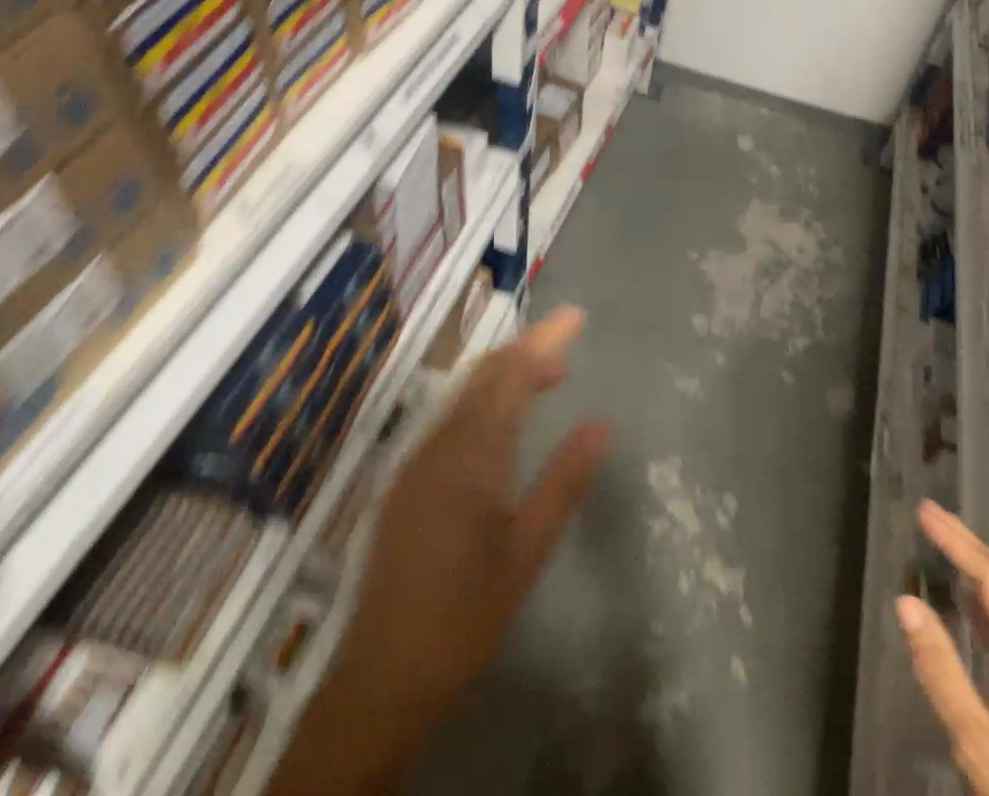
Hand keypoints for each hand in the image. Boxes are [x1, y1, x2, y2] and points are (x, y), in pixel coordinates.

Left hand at [271, 307, 610, 794]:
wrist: (386, 671)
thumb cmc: (467, 613)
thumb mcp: (529, 550)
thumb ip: (564, 481)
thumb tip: (602, 424)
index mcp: (469, 458)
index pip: (509, 378)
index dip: (543, 342)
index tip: (576, 317)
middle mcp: (435, 449)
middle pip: (480, 379)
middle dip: (523, 351)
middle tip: (567, 343)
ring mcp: (413, 466)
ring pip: (460, 399)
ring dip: (502, 378)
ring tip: (546, 377)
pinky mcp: (404, 487)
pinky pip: (446, 424)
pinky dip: (481, 406)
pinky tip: (501, 425)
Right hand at [898, 500, 988, 795]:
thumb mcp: (975, 741)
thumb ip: (941, 672)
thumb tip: (906, 602)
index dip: (960, 544)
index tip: (927, 513)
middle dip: (968, 545)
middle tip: (930, 514)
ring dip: (976, 569)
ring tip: (942, 542)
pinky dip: (984, 604)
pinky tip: (966, 600)